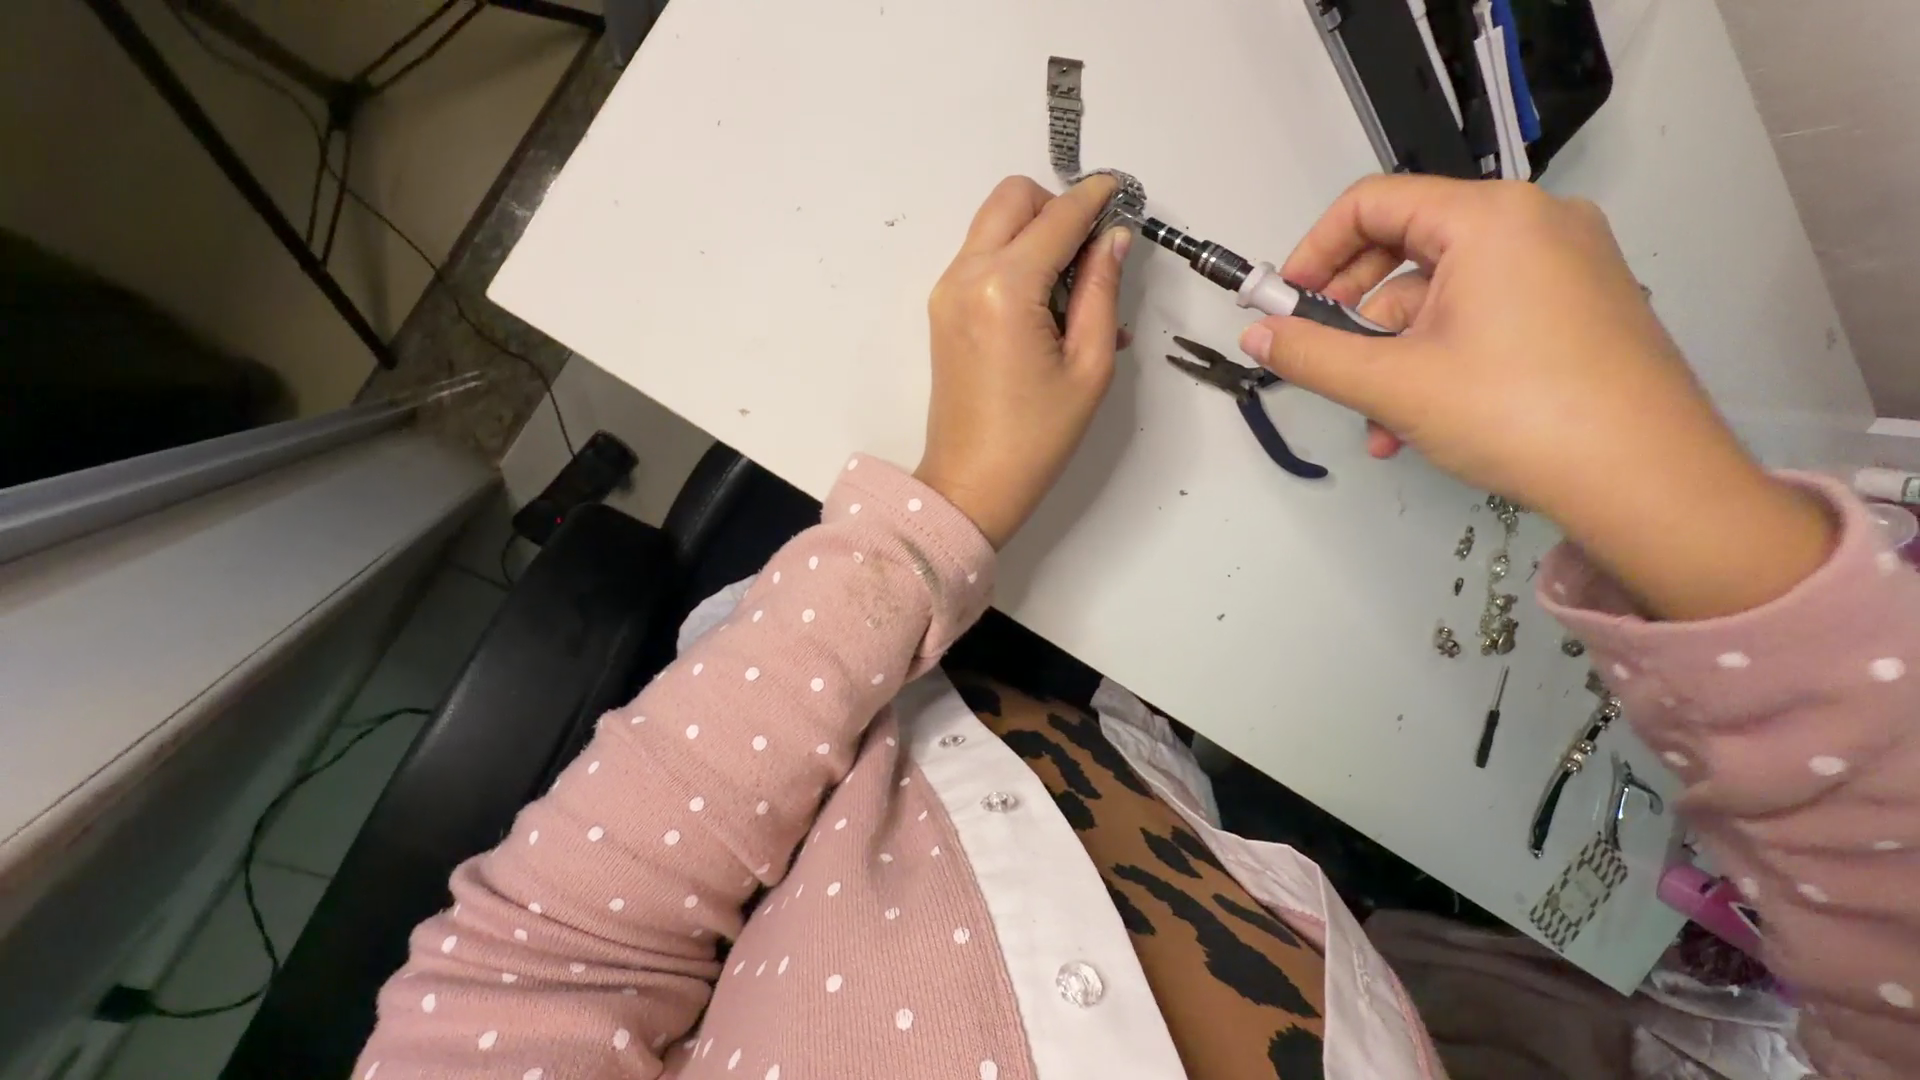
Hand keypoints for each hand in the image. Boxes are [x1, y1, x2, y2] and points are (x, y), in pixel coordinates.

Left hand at [916, 175, 1131, 547]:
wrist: (971, 485)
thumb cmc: (1036, 438)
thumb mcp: (1089, 366)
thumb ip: (1102, 291)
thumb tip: (1113, 238)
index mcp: (1004, 288)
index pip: (1057, 217)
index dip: (1096, 198)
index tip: (1122, 191)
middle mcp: (965, 276)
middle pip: (1012, 198)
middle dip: (1056, 206)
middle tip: (1091, 249)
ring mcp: (946, 291)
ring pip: (992, 224)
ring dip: (1034, 233)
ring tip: (1072, 288)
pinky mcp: (942, 310)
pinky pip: (980, 258)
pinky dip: (1015, 260)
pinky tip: (1046, 305)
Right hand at [1240, 175, 1832, 618]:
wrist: (1645, 478)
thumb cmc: (1512, 412)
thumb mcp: (1390, 384)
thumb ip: (1310, 354)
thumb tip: (1255, 336)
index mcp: (1489, 218)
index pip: (1371, 203)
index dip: (1313, 252)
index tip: (1283, 306)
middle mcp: (1533, 223)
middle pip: (1404, 249)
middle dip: (1351, 314)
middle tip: (1322, 361)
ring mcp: (1563, 264)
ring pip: (1439, 296)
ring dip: (1390, 354)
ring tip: (1375, 424)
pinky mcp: (1578, 306)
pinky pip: (1480, 317)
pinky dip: (1436, 359)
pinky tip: (1416, 421)